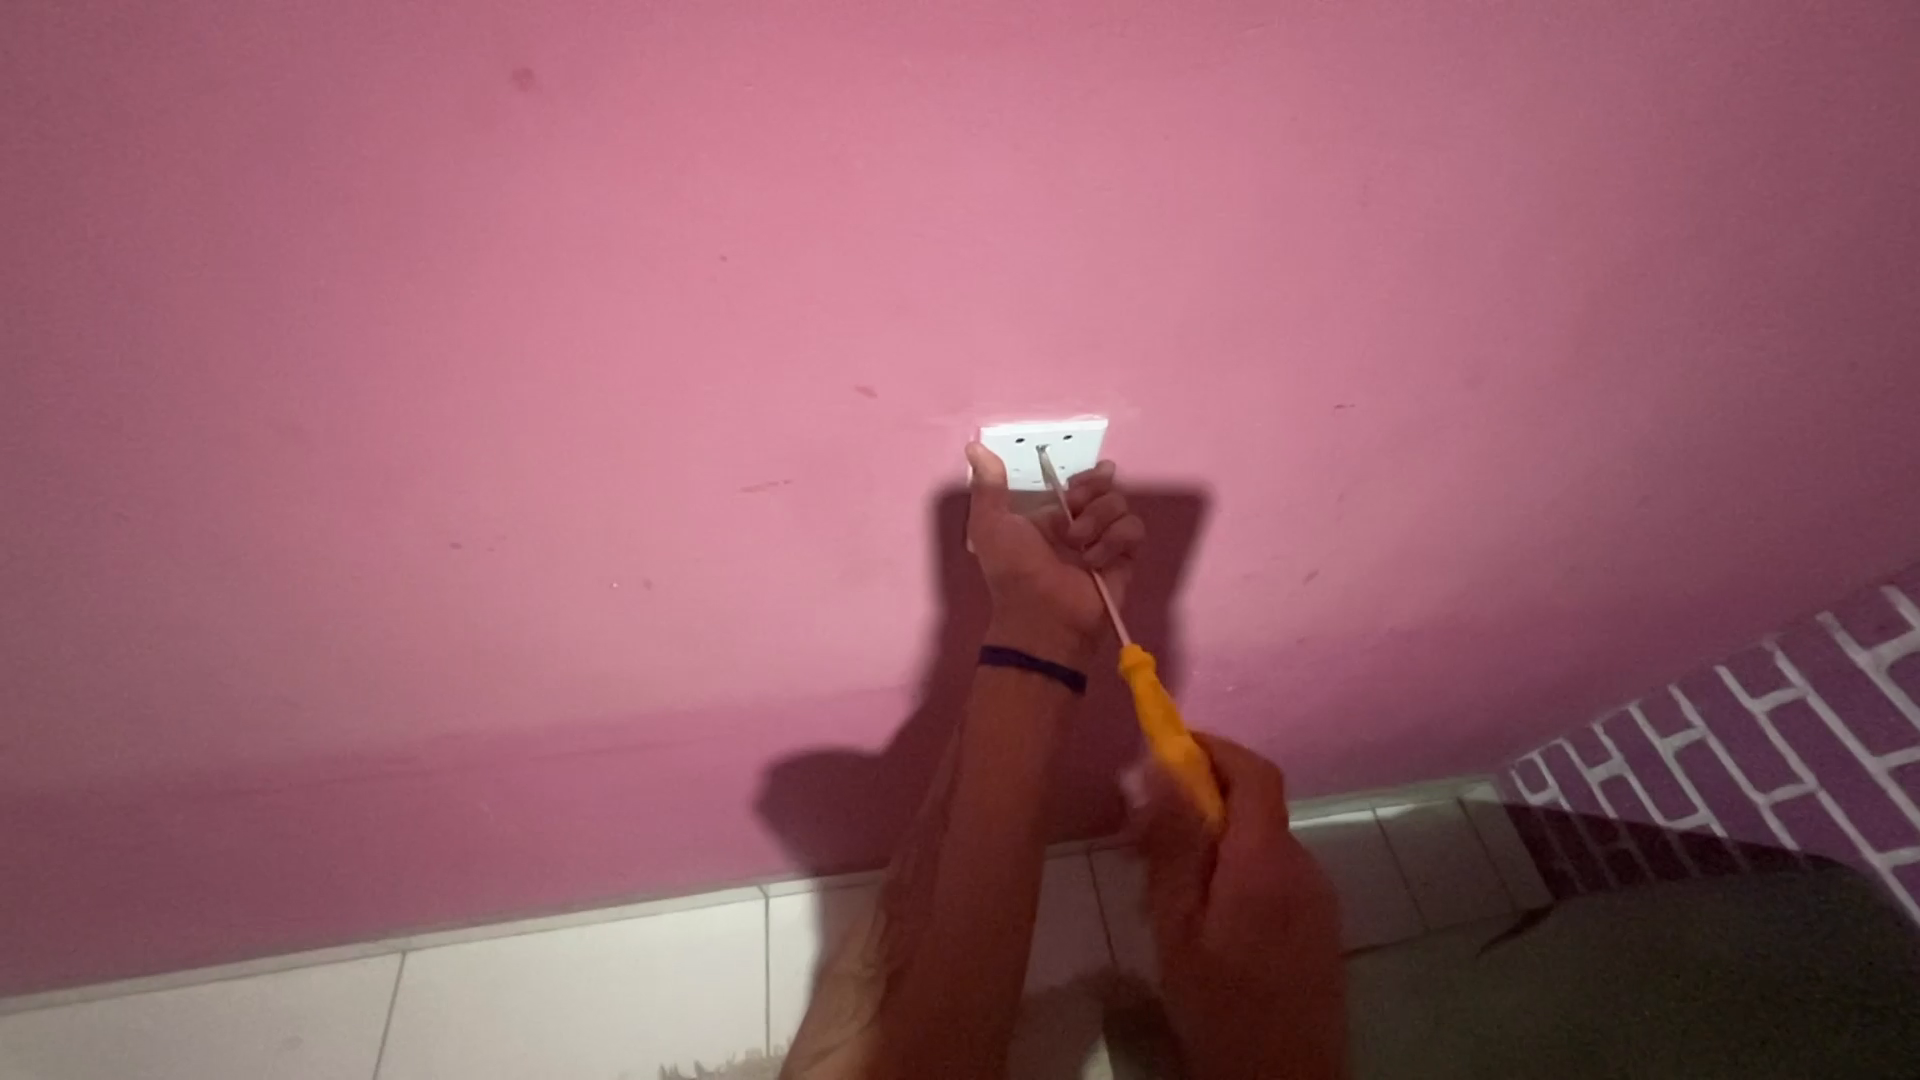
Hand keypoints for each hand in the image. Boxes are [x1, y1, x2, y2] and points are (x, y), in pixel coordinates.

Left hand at [964, 441, 1143, 666]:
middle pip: (1105, 487)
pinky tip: (1096, 559)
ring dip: (1098, 520)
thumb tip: (974, 445)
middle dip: (1091, 492)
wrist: (1042, 615)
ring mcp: (1105, 542)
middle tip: (1073, 509)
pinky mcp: (1125, 559)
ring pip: (1120, 505)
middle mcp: (1081, 526)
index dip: (1085, 477)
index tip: (1075, 484)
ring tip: (1078, 545)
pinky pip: (1133, 529)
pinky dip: (1115, 540)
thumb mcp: (990, 524)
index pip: (1081, 482)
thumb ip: (987, 485)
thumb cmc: (1013, 570)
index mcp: (1051, 517)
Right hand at [1137, 733, 1347, 1079]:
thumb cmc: (1219, 1004)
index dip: (1214, 747)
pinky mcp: (1319, 923)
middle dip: (1200, 798)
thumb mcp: (1176, 922)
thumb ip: (1172, 841)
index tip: (1169, 747)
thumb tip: (1158, 766)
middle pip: (1253, 803)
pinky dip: (1236, 866)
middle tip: (1146, 829)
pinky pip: (1273, 870)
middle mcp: (1303, 865)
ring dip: (1215, 837)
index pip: (1254, 771)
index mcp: (1267, 860)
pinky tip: (1205, 911)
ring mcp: (1318, 896)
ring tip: (1166, 880)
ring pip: (1259, 839)